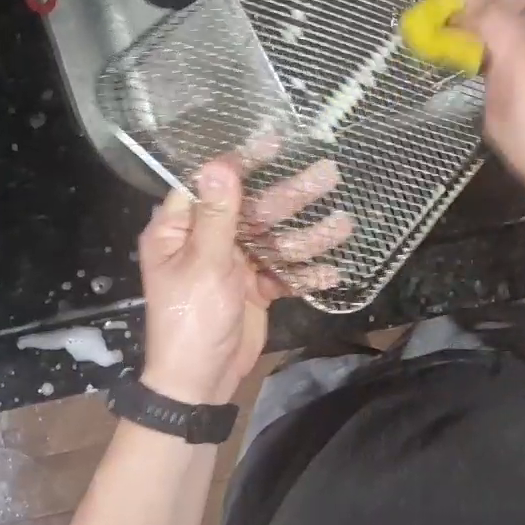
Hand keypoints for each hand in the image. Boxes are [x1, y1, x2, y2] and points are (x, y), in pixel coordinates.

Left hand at [137, 156, 347, 406]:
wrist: (200, 382)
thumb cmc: (191, 320)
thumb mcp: (204, 265)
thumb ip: (217, 216)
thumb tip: (220, 163)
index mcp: (179, 230)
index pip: (212, 185)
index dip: (243, 163)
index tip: (274, 142)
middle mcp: (206, 241)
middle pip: (253, 210)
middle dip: (291, 197)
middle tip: (328, 175)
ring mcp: (232, 266)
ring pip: (274, 241)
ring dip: (308, 235)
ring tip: (345, 225)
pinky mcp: (253, 290)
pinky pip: (282, 274)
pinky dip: (305, 274)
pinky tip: (334, 270)